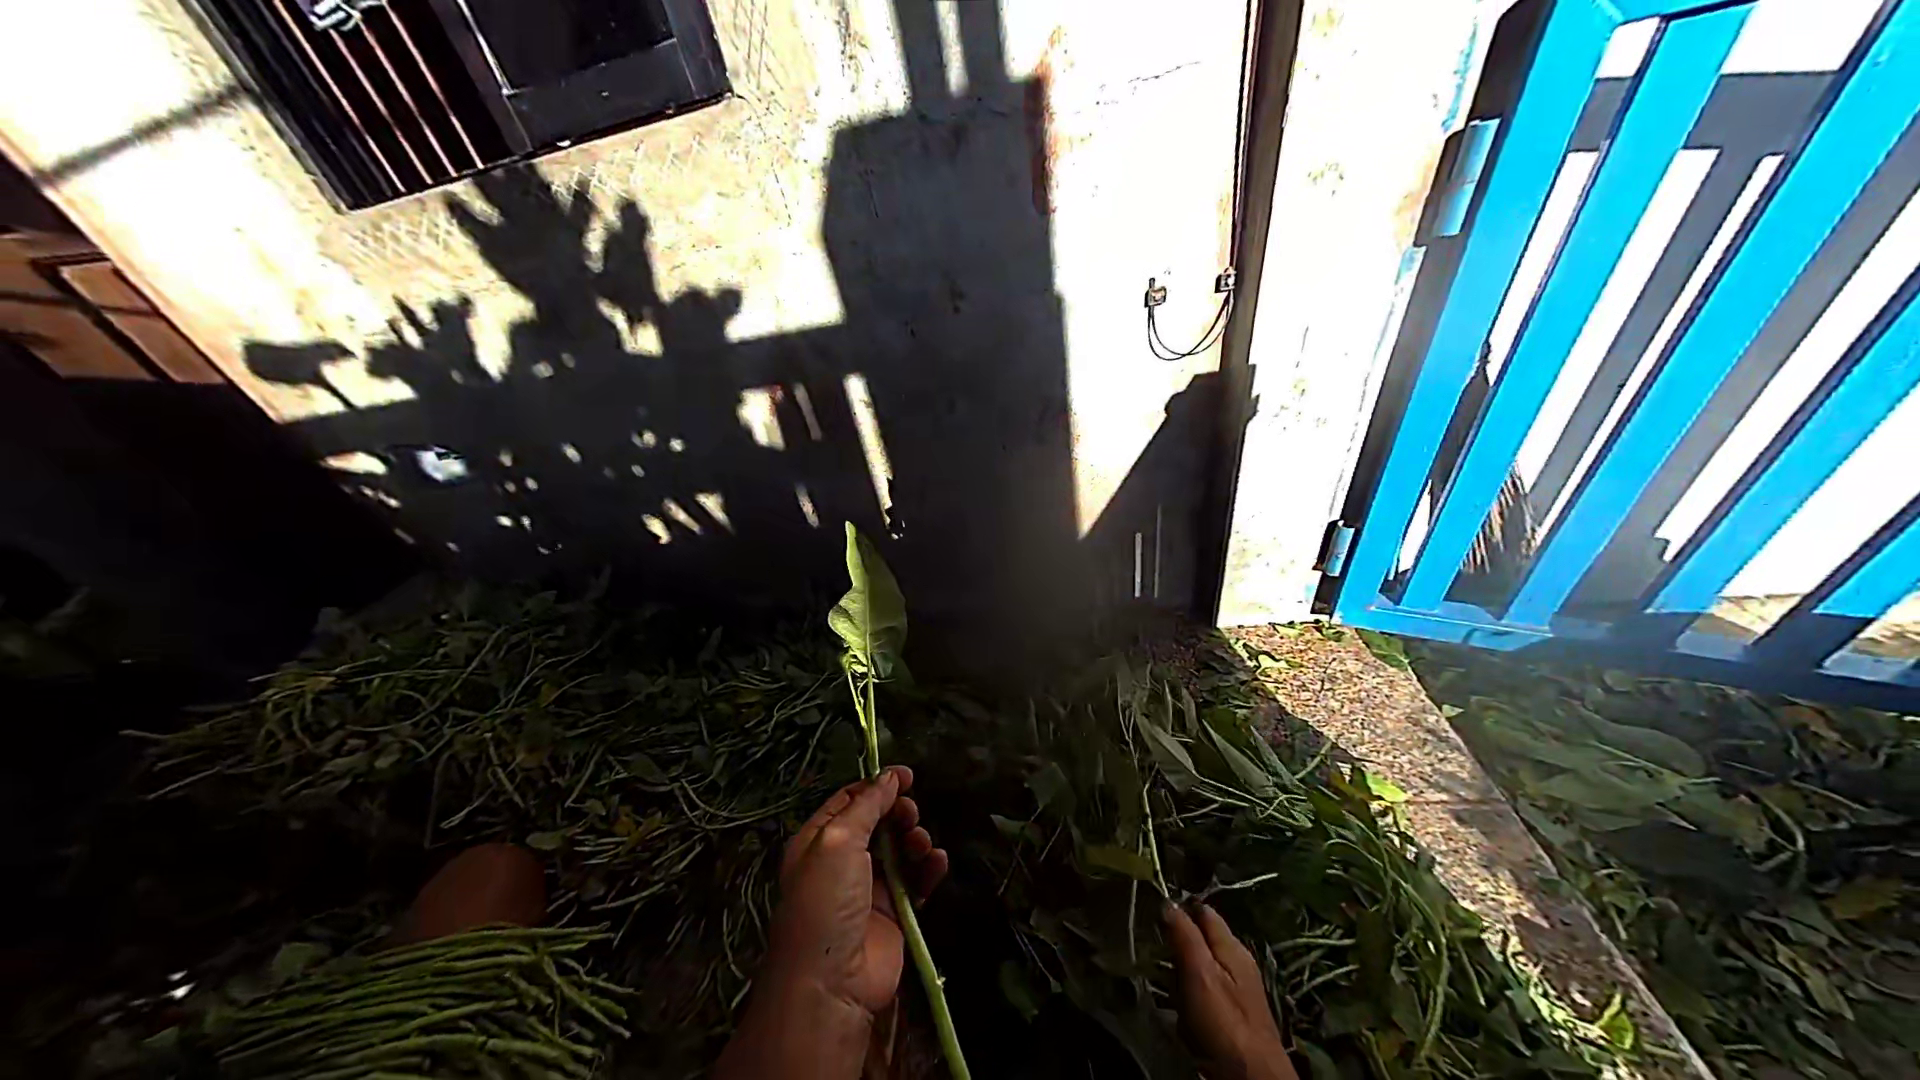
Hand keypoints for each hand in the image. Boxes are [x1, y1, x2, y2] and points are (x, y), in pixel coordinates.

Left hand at [770, 765, 948, 1011]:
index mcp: (819, 840)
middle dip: (898, 812)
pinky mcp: (893, 914)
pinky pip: (916, 881)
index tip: (906, 776)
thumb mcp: (839, 839)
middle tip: (911, 813)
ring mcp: (869, 888)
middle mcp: (842, 861)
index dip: (877, 785)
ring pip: (899, 850)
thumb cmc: (826, 900)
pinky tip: (937, 861)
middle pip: (878, 823)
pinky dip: (928, 869)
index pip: (849, 800)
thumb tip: (889, 776)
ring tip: (921, 843)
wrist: (831, 981)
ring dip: (914, 839)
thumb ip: (867, 805)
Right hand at [1166, 903, 1298, 1079]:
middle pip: (1202, 935)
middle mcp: (1237, 961)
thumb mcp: (1199, 973)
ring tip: (1152, 964)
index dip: (1178, 906)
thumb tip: (1167, 901)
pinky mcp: (1231, 1011)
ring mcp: (1236, 987)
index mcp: (1232, 946)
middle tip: (1146, 940)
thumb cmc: (1224, 1023)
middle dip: (1175, 934)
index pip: (1203, 910)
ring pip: (1201, 960)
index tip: (1150, 910)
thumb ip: (1185, 935)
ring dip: (1178, 961)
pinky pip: (1203, 985)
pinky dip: (1186, 984)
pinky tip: (1172, 995)